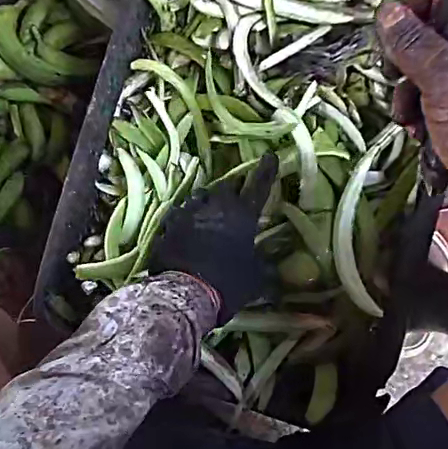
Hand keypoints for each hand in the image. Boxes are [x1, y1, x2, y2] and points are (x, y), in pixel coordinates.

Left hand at [147, 154, 277, 323]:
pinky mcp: (168, 224)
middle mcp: (216, 206)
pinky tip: (186, 226)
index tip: (270, 155)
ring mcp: (188, 212)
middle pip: (226, 186)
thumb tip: (279, 276)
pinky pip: (179, 213)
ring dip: (207, 201)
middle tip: (236, 193)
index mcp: (242, 215)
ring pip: (200, 197)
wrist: (185, 293)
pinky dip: (186, 217)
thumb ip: (266, 270)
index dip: (266, 170)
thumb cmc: (228, 284)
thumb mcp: (256, 280)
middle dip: (233, 187)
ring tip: (209, 210)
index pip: (259, 186)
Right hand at [376, 0, 447, 195]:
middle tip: (396, 72)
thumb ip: (415, 43)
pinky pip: (440, 98)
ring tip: (409, 113)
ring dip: (412, 90)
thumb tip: (388, 12)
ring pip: (437, 69)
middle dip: (413, 57)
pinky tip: (418, 128)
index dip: (429, 3)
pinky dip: (423, 111)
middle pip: (447, 34)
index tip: (395, 21)